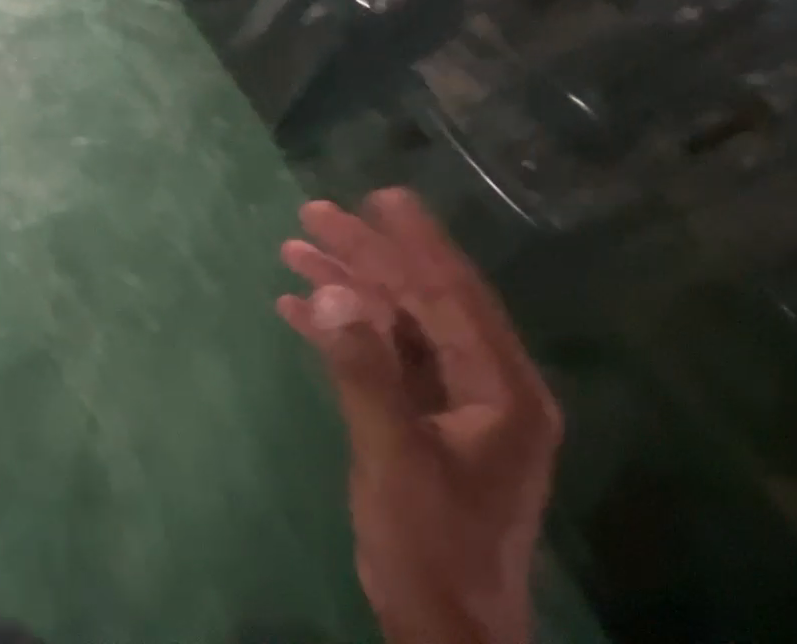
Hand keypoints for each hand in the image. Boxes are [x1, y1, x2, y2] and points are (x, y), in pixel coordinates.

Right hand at [278, 189, 561, 643]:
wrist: (441, 625)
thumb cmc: (430, 544)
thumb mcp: (394, 456)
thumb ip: (364, 371)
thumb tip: (332, 289)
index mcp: (502, 390)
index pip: (454, 296)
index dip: (413, 242)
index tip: (376, 195)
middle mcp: (486, 386)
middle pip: (423, 301)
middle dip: (368, 256)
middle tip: (313, 214)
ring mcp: (455, 404)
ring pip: (399, 324)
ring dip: (348, 287)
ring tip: (294, 250)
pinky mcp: (423, 420)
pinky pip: (382, 357)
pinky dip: (342, 331)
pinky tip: (298, 310)